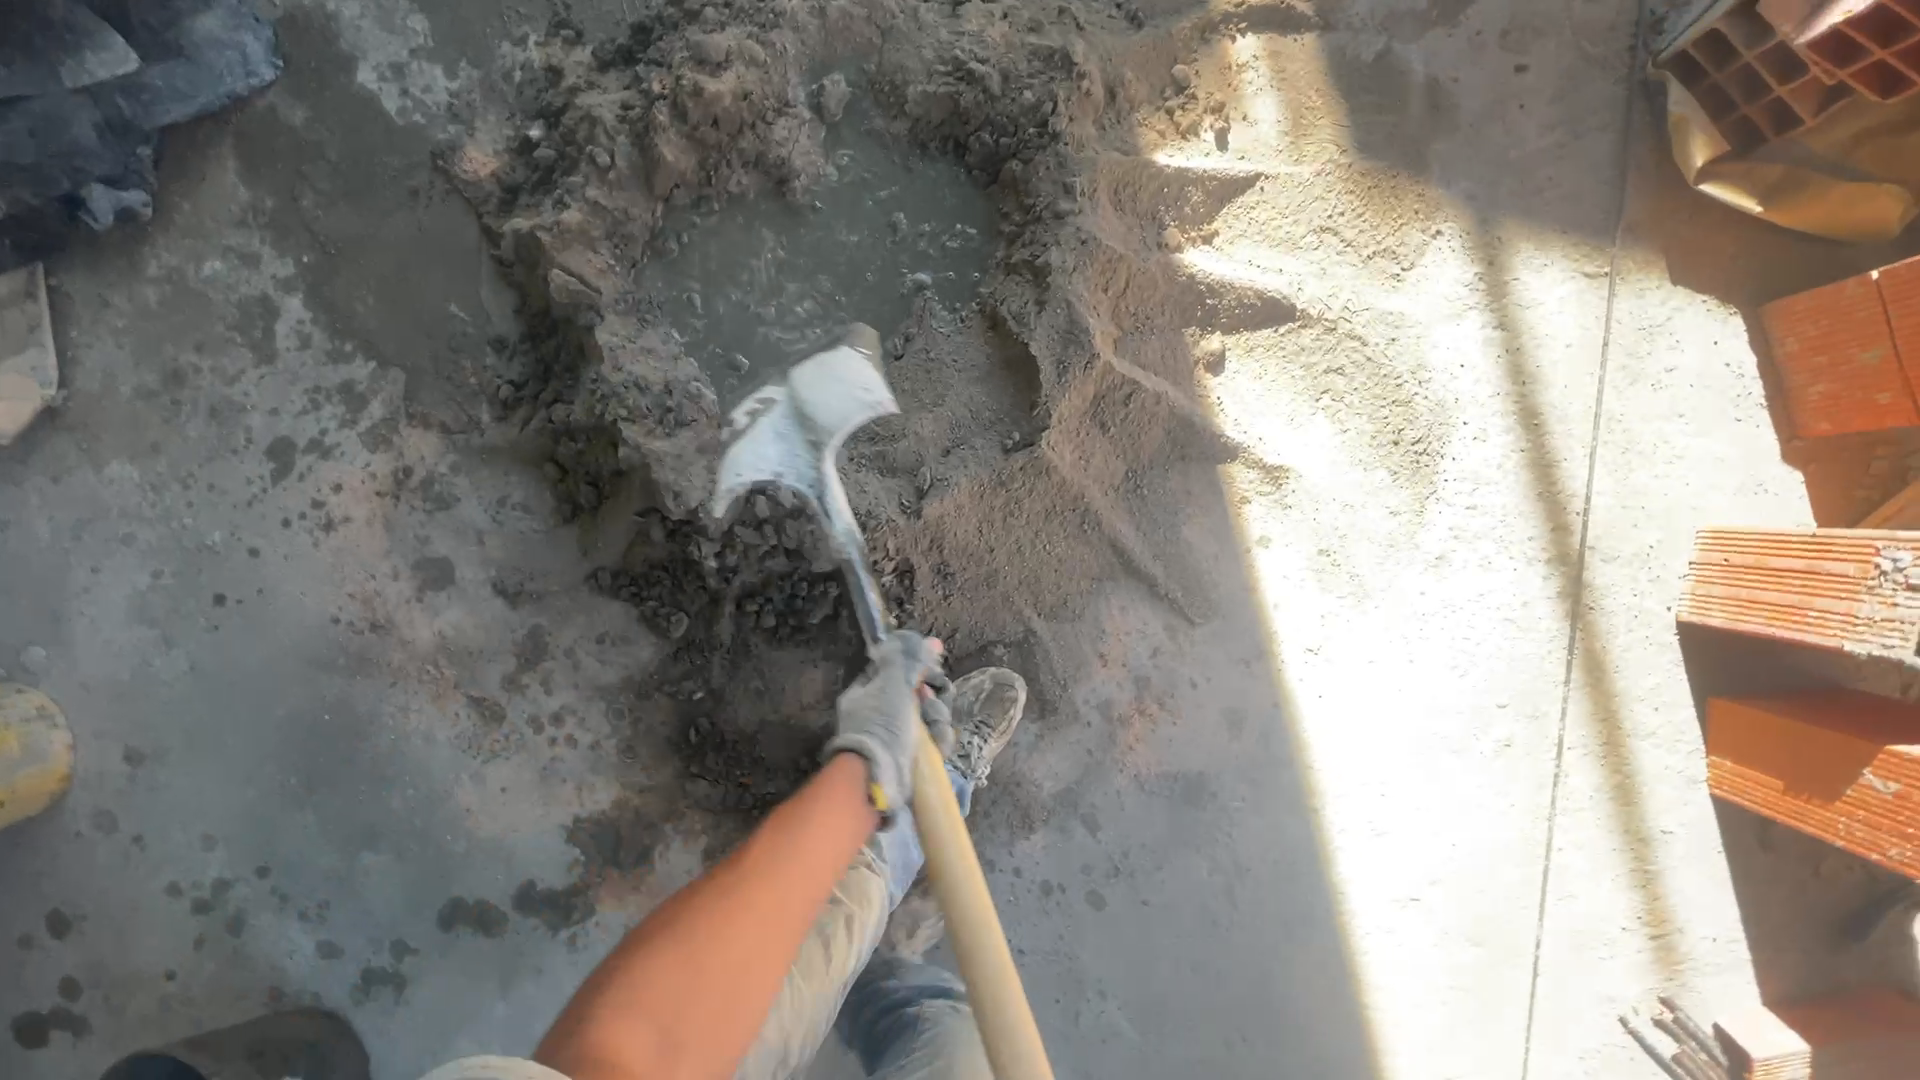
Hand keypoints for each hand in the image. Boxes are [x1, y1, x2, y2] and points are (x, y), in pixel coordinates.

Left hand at [825, 632, 951, 827]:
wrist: (878, 779)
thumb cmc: (881, 726)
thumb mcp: (893, 685)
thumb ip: (910, 659)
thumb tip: (931, 641)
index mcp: (867, 693)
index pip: (897, 671)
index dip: (917, 668)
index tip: (931, 669)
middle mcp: (880, 713)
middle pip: (918, 693)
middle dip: (930, 696)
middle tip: (928, 700)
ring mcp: (897, 737)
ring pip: (929, 716)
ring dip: (936, 718)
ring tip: (932, 727)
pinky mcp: (913, 757)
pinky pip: (933, 740)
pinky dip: (938, 741)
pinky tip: (936, 745)